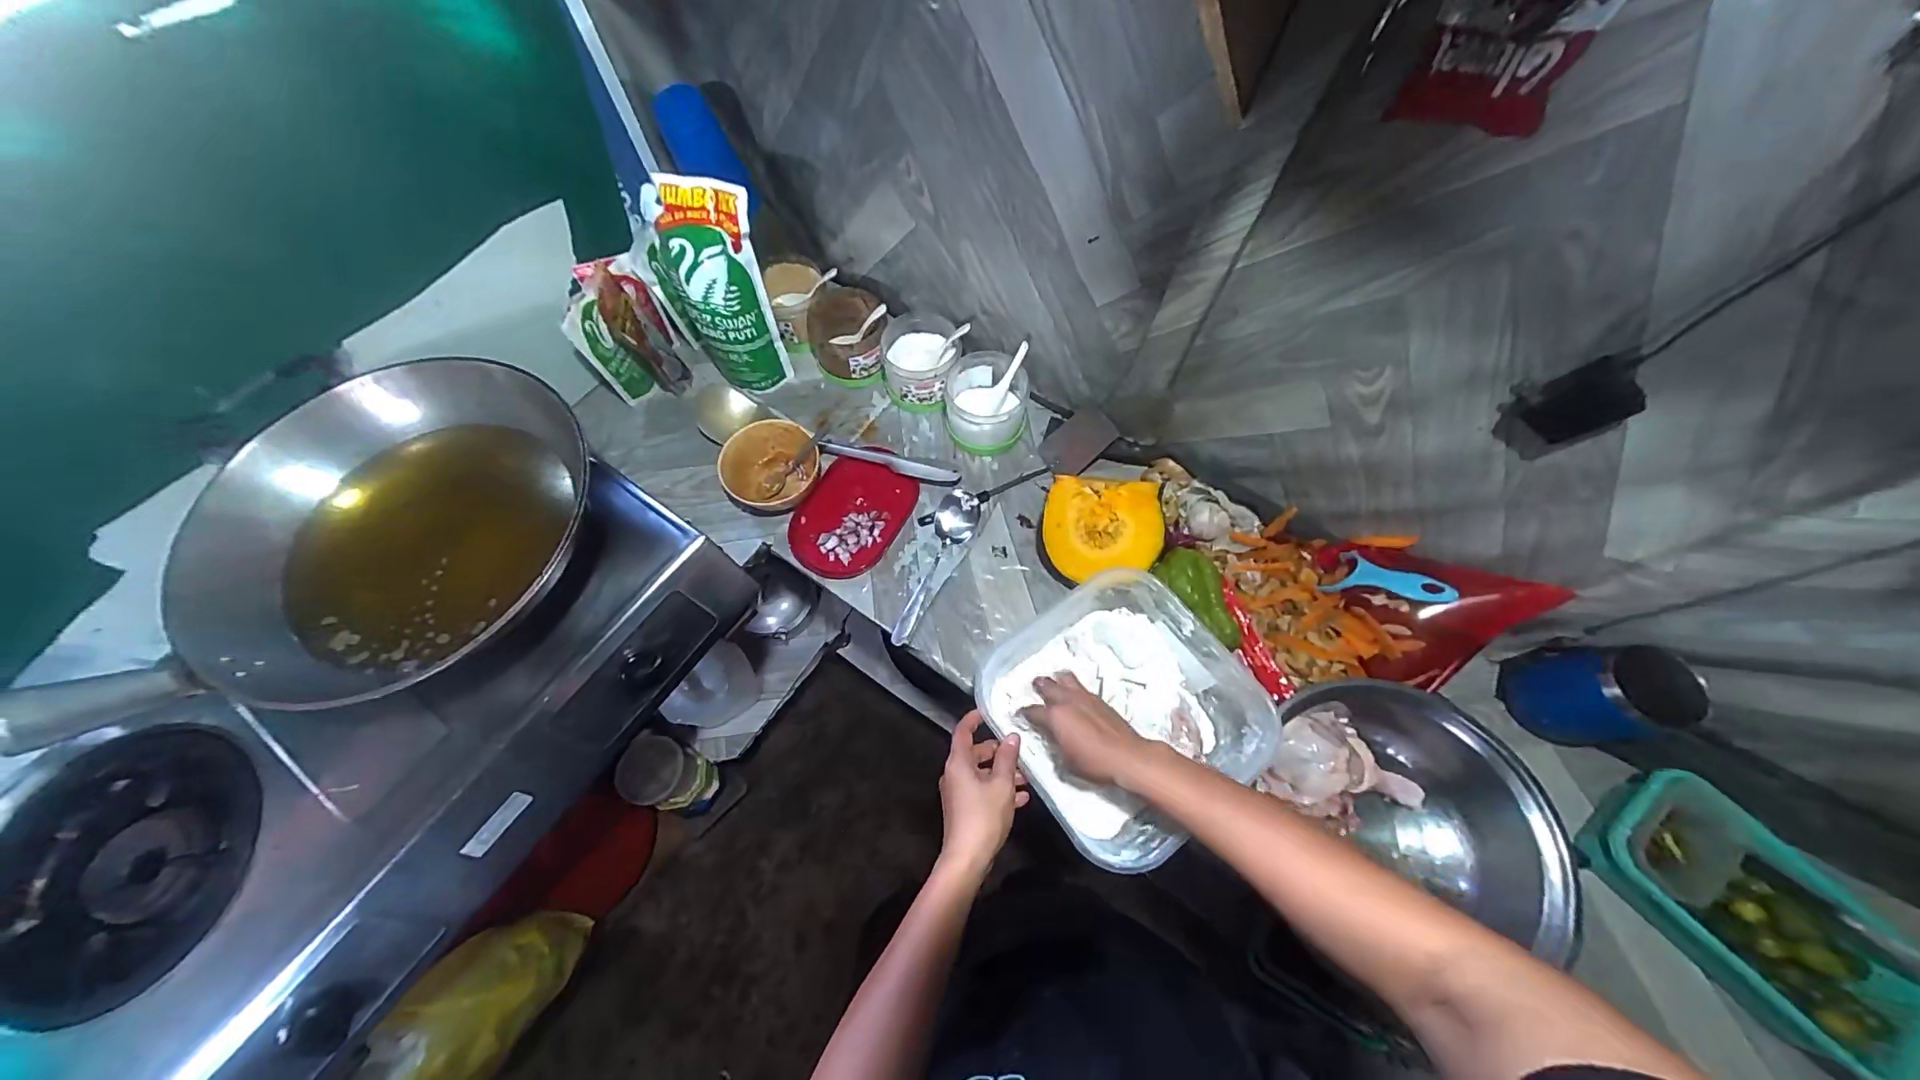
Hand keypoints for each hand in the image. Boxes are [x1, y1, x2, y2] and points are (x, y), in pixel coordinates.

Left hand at [938, 711, 1028, 877]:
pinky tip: (1021, 798)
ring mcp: (958, 793)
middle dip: (997, 751)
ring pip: (981, 773)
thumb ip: (1008, 758)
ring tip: (1025, 778)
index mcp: (958, 763)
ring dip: (1001, 772)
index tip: (987, 711)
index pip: (963, 731)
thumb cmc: (984, 816)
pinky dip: (998, 789)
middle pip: (975, 753)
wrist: (967, 858)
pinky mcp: (964, 809)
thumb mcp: (1002, 784)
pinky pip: (982, 790)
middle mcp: (954, 774)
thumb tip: (1011, 737)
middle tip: (1018, 753)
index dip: (974, 718)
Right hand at [1018, 672, 1152, 786]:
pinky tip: (1075, 693)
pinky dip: (1073, 686)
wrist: (1127, 755)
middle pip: (1047, 686)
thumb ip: (1054, 743)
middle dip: (1038, 686)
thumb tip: (1050, 736)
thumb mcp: (1066, 760)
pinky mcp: (1099, 699)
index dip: (1024, 713)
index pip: (1032, 711)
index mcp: (1055, 716)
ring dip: (1057, 679)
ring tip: (1054, 681)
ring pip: (1066, 679)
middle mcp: (1067, 701)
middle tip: (1034, 686)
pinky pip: (1081, 686)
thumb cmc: (1094, 762)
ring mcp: (1084, 697)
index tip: (1020, 714)